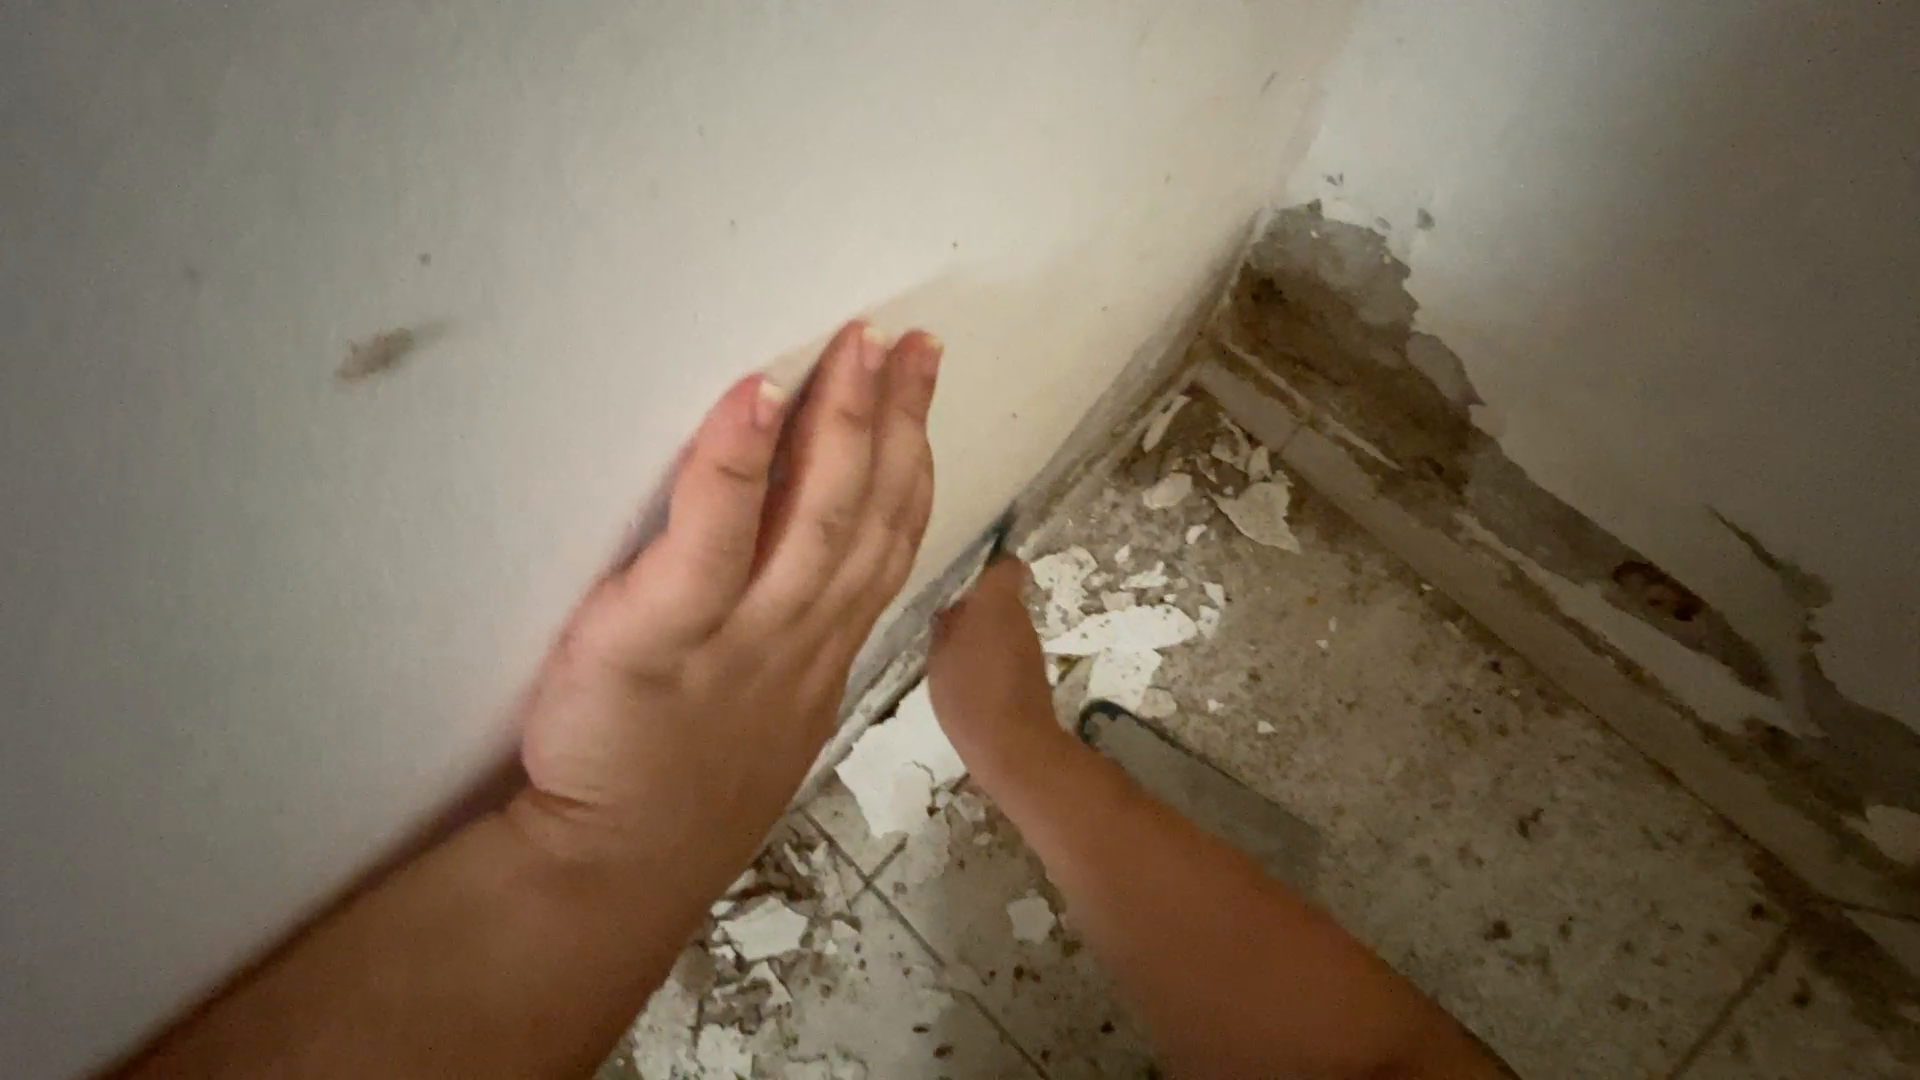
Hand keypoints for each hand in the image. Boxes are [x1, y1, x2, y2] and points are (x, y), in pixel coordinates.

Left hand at [510, 321, 939, 882]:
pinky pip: (713, 538)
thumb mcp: (788, 700)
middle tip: (910, 342)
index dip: (916, 456)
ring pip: (818, 516)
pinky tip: (757, 397)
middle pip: (869, 510)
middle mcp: (808, 627)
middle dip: (896, 419)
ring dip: (844, 424)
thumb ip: (812, 621)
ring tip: (858, 348)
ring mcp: (744, 632)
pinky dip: (739, 463)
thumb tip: (828, 553)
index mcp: (833, 636)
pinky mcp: (663, 634)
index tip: (923, 387)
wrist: (620, 860)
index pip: (893, 534)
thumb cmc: (699, 771)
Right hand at [926, 558, 1074, 788]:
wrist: (1013, 745)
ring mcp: (1030, 648)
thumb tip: (953, 611)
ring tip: (955, 660)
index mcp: (996, 604)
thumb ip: (946, 629)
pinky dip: (993, 661)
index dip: (991, 567)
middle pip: (1002, 600)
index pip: (1006, 567)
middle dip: (978, 609)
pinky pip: (1010, 654)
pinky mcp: (1034, 675)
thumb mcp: (940, 658)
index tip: (970, 577)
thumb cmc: (969, 693)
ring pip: (1006, 628)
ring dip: (984, 637)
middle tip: (948, 627)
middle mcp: (1020, 619)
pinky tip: (972, 684)